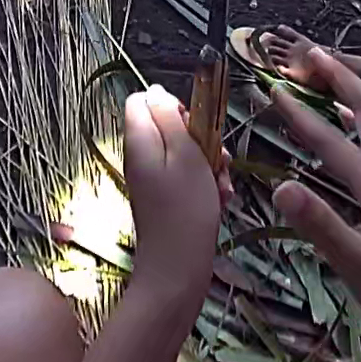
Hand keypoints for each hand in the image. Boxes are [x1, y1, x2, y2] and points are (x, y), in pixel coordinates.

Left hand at [123, 85, 230, 299]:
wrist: (178, 270)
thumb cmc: (185, 209)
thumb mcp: (185, 154)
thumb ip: (170, 118)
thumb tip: (155, 91)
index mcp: (140, 140)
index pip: (143, 99)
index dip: (171, 103)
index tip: (194, 123)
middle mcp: (141, 155)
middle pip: (168, 124)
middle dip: (199, 136)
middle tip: (215, 157)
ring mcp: (152, 177)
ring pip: (183, 150)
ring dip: (207, 162)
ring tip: (220, 183)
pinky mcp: (164, 195)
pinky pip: (185, 174)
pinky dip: (204, 182)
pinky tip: (219, 198)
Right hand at [271, 51, 360, 359]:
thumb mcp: (359, 268)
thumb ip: (321, 225)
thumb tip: (281, 186)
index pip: (329, 139)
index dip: (297, 113)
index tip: (270, 86)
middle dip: (340, 77)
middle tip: (312, 53)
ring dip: (353, 91)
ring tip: (330, 73)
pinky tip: (352, 123)